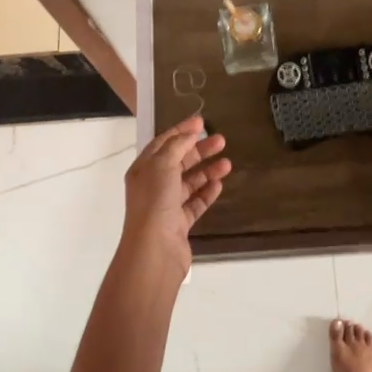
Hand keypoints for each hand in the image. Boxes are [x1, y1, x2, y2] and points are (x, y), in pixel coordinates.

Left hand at [121, 115, 230, 270]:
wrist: (154, 250)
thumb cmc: (155, 202)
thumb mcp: (163, 165)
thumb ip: (177, 146)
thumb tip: (188, 134)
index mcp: (143, 169)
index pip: (163, 143)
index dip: (181, 130)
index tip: (201, 121)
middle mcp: (153, 185)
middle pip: (178, 161)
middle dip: (199, 149)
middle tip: (221, 140)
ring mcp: (166, 205)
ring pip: (189, 182)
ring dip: (207, 171)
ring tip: (227, 163)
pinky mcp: (179, 223)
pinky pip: (195, 203)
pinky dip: (207, 192)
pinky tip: (219, 184)